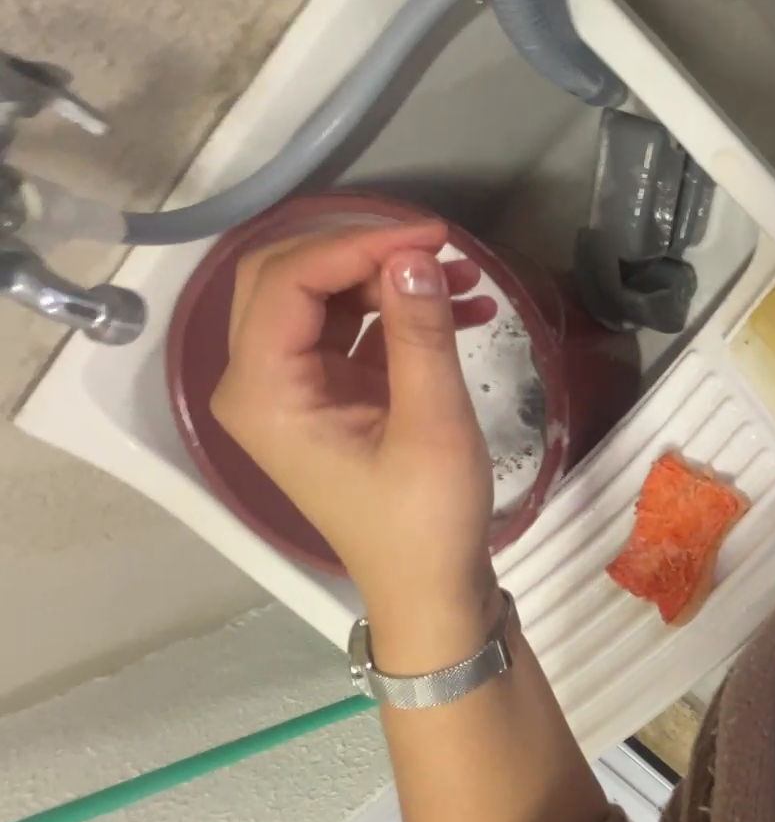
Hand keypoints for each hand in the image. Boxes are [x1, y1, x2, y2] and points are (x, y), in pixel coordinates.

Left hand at [211, 223, 501, 662]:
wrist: (431, 583)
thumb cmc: (427, 514)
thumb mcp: (433, 423)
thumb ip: (420, 337)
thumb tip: (416, 258)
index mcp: (265, 390)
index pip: (290, 283)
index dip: (359, 247)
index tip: (436, 238)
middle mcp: (262, 382)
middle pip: (292, 283)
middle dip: (368, 256)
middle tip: (444, 249)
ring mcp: (296, 392)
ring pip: (326, 306)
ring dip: (390, 284)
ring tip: (465, 279)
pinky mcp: (332, 401)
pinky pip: (355, 338)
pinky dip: (402, 319)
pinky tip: (461, 314)